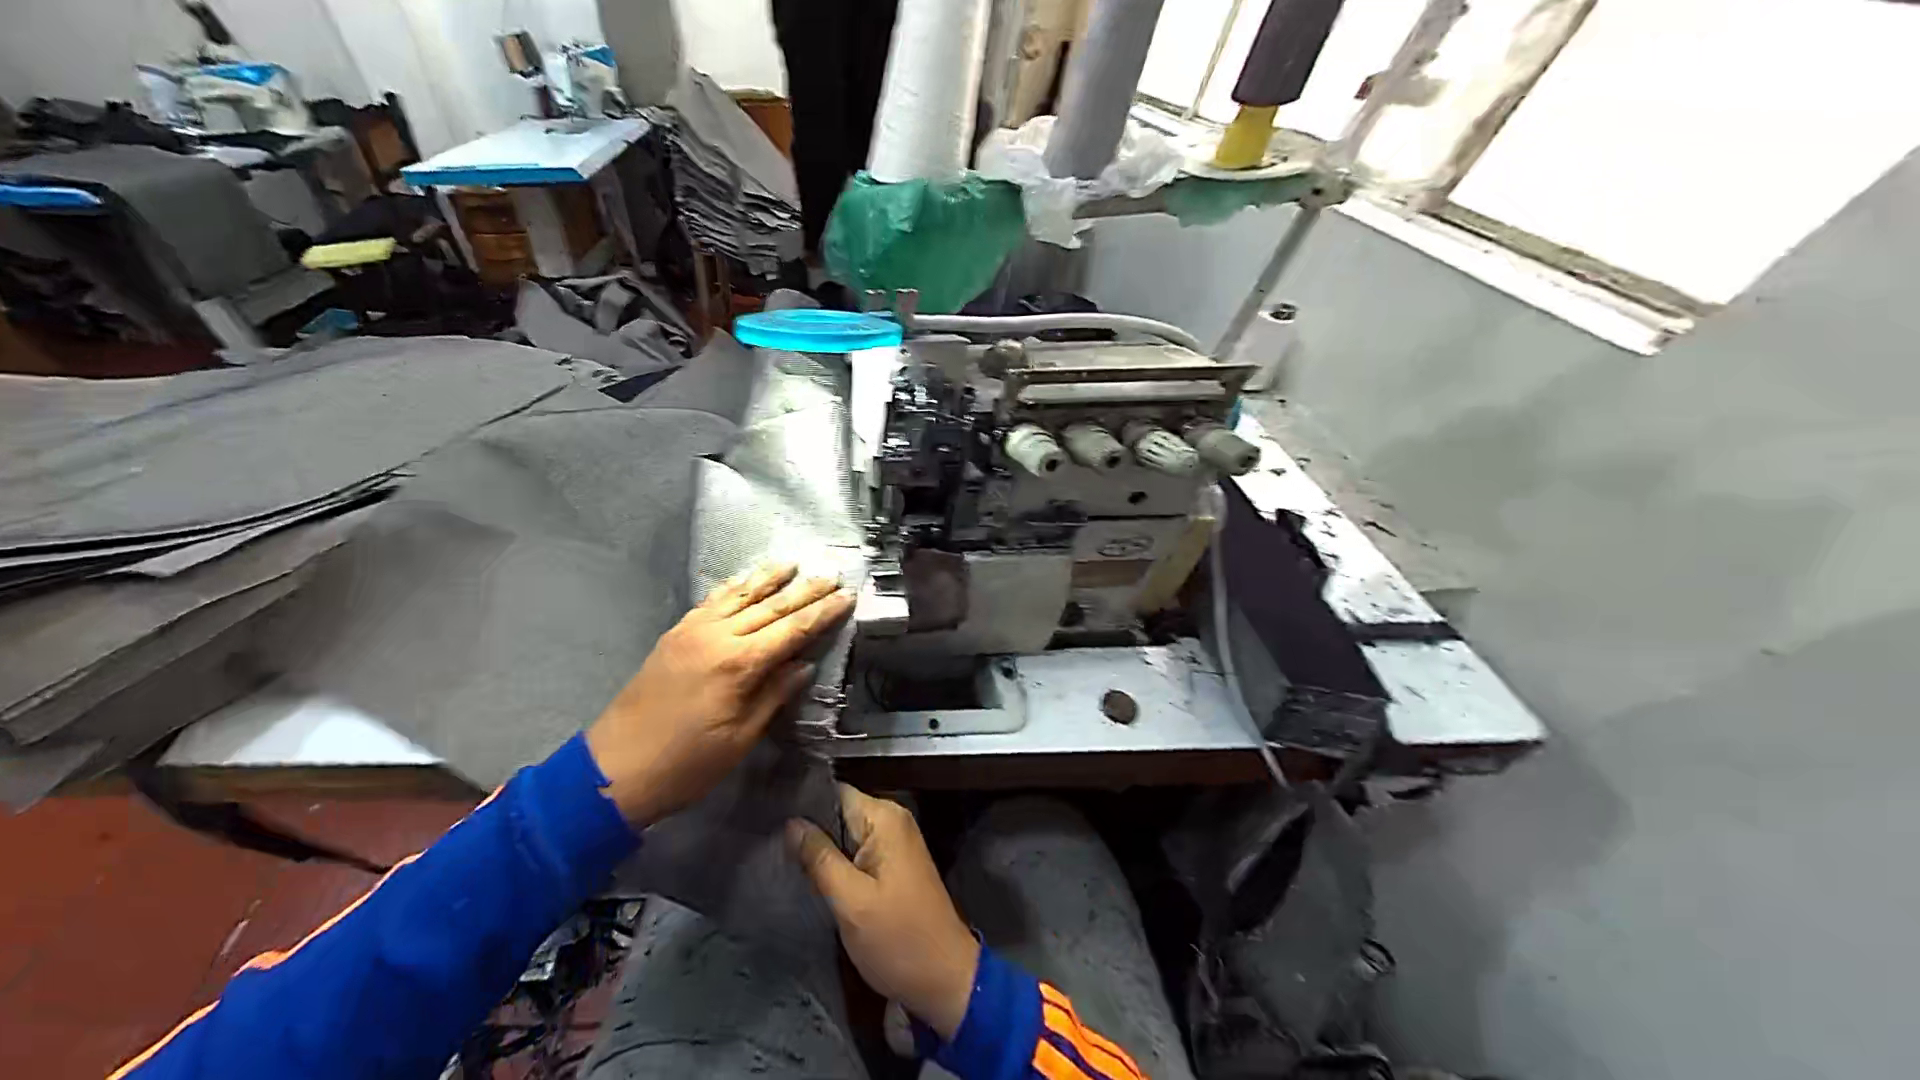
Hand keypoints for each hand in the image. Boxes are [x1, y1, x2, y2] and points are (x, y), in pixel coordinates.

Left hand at [585, 563, 853, 825]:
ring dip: (767, 579)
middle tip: (832, 575)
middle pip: (770, 606)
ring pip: (738, 596)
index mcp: (738, 664)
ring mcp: (691, 632)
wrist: (614, 770)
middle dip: (804, 591)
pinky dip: (731, 589)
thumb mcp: (741, 737)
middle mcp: (716, 637)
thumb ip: (774, 695)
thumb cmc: (686, 764)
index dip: (823, 613)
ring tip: (791, 564)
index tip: (847, 596)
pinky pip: (710, 602)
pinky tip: (742, 582)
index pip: (792, 629)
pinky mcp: (674, 636)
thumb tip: (803, 665)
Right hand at [787, 784, 980, 1039]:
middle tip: (770, 845)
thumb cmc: (898, 939)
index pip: (835, 793)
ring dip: (821, 849)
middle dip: (809, 829)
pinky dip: (837, 863)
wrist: (944, 979)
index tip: (770, 818)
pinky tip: (811, 876)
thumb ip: (820, 858)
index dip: (803, 805)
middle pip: (840, 812)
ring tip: (782, 859)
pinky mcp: (894, 865)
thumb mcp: (851, 902)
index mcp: (885, 818)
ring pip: (846, 834)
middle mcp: (893, 821)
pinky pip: (857, 852)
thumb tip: (792, 823)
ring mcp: (896, 843)